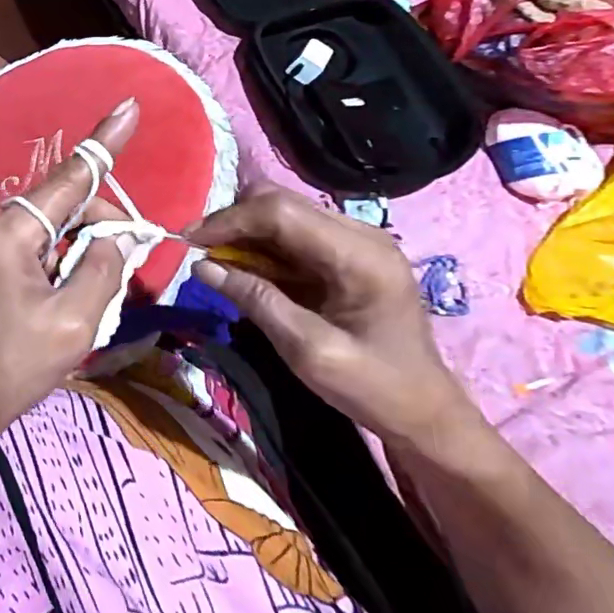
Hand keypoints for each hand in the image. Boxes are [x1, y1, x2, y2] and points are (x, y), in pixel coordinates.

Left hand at [0, 99, 140, 464]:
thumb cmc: (12, 367)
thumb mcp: (75, 322)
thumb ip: (103, 267)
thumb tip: (119, 236)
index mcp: (9, 232)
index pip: (70, 178)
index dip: (105, 143)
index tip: (130, 105)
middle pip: (66, 204)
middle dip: (103, 228)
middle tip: (128, 270)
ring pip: (54, 224)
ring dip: (83, 248)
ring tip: (94, 295)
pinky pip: (37, 240)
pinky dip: (63, 257)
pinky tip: (72, 290)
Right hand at [188, 184, 485, 456]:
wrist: (425, 411)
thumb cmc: (373, 387)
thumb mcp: (308, 351)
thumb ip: (256, 301)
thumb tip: (201, 266)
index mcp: (359, 255)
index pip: (280, 212)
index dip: (229, 221)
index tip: (189, 242)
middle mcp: (360, 234)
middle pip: (281, 201)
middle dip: (233, 221)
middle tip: (199, 251)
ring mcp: (357, 241)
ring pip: (284, 212)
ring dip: (245, 232)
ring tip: (216, 262)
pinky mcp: (349, 252)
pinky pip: (294, 232)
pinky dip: (262, 245)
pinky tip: (246, 269)